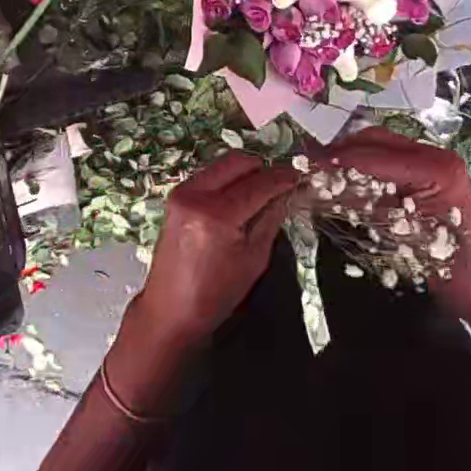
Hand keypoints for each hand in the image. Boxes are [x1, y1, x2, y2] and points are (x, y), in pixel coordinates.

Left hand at [133, 152, 299, 345]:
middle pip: (238, 162)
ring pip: (222, 165)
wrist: (170, 309)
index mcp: (216, 214)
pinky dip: (228, 179)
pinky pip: (209, 175)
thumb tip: (288, 194)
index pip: (258, 184)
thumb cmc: (214, 294)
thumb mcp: (253, 259)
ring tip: (263, 191)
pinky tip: (241, 196)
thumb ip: (270, 219)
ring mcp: (182, 193)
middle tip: (281, 184)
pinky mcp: (176, 197)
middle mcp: (196, 195)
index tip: (300, 178)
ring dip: (245, 172)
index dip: (283, 178)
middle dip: (263, 169)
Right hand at [321, 127, 470, 286]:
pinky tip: (342, 176)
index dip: (338, 160)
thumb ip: (364, 205)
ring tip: (321, 169)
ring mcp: (433, 159)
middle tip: (309, 164)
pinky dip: (361, 162)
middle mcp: (437, 155)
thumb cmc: (444, 266)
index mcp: (437, 170)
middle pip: (375, 140)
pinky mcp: (425, 168)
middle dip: (339, 151)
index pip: (375, 157)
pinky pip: (386, 156)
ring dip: (348, 154)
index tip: (307, 164)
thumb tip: (323, 186)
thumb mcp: (398, 236)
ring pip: (378, 143)